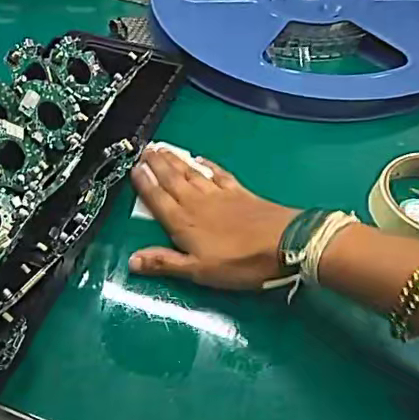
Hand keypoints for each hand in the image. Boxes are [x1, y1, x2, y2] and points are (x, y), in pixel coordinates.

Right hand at [128, 147, 299, 289]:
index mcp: (182, 222)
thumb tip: (131, 260)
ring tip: (161, 148)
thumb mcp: (199, 271)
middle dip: (156, 164)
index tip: (133, 167)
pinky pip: (217, 174)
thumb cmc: (240, 262)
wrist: (287, 244)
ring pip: (190, 173)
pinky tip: (199, 158)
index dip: (143, 183)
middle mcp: (195, 203)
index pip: (157, 198)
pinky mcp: (239, 192)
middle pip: (171, 179)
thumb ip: (165, 263)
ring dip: (174, 160)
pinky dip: (207, 165)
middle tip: (144, 149)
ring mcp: (218, 194)